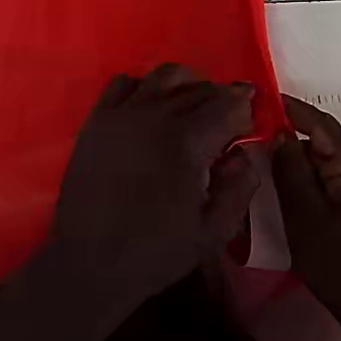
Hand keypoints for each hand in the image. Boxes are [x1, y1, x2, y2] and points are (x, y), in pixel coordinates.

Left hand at [46, 64, 259, 307]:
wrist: (89, 264)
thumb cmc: (156, 252)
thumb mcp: (214, 230)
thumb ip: (240, 185)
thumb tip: (244, 151)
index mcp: (188, 141)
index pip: (230, 104)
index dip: (247, 110)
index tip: (250, 124)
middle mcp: (156, 115)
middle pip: (201, 88)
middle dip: (222, 99)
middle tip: (229, 122)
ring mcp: (122, 114)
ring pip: (165, 76)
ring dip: (188, 86)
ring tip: (193, 109)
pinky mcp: (97, 120)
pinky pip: (125, 83)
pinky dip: (146, 87)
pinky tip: (151, 109)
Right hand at [270, 97, 340, 328]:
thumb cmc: (337, 260)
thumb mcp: (304, 213)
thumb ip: (290, 169)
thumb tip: (279, 136)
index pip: (322, 124)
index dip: (292, 109)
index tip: (264, 99)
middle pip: (325, 143)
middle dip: (291, 138)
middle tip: (255, 135)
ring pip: (327, 163)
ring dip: (299, 162)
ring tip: (265, 161)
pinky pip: (332, 181)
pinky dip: (309, 179)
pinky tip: (288, 189)